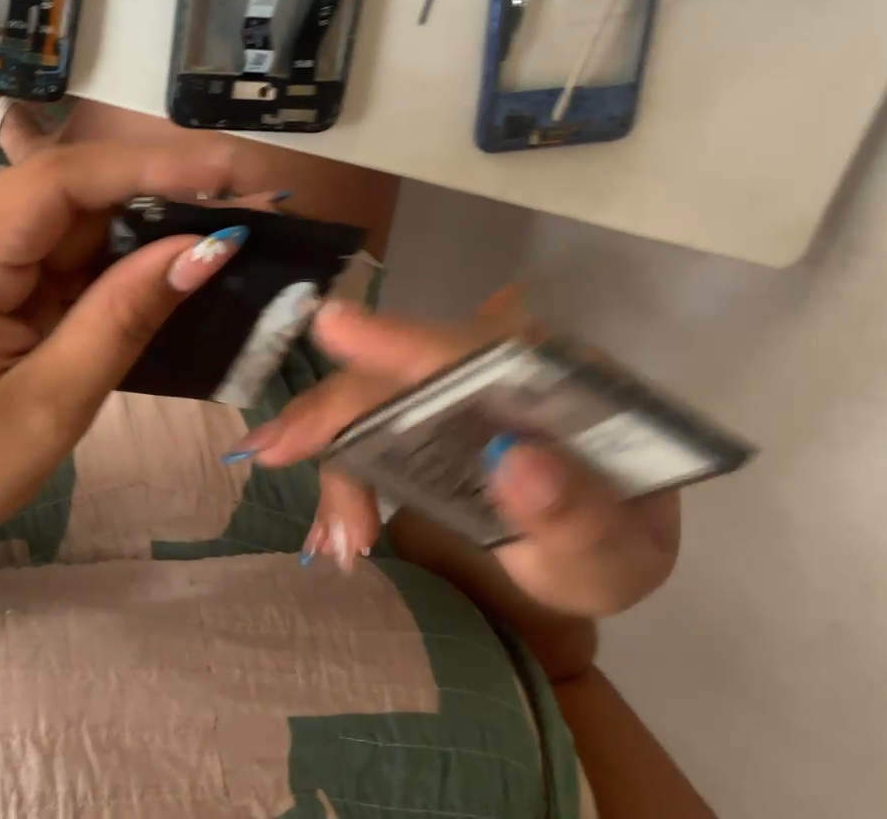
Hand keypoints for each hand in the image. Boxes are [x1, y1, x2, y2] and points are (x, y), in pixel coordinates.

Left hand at [0, 140, 259, 566]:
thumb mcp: (53, 404)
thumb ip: (124, 316)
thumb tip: (208, 248)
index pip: (50, 183)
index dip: (143, 166)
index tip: (226, 173)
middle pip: (61, 193)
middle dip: (154, 194)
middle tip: (248, 203)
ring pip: (65, 220)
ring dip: (141, 226)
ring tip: (225, 230)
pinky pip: (54, 254)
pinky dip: (112, 260)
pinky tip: (169, 261)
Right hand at [234, 298, 680, 618]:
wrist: (570, 560)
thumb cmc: (601, 552)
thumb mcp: (613, 555)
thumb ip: (579, 516)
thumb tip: (518, 463)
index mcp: (550, 380)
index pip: (475, 348)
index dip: (401, 338)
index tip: (333, 326)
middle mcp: (488, 370)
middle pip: (396, 371)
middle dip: (332, 410)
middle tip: (273, 450)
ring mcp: (443, 393)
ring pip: (363, 402)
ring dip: (331, 457)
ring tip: (334, 539)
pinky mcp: (410, 418)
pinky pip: (356, 433)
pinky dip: (339, 481)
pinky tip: (334, 535)